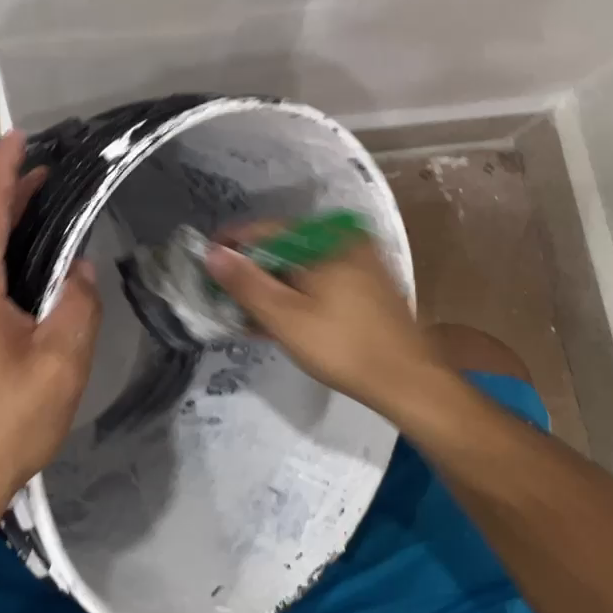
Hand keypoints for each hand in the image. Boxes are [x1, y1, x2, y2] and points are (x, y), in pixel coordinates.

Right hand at [204, 228, 444, 412]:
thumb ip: (246, 283)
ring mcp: (358, 265)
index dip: (231, 245)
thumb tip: (211, 253)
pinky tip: (274, 320)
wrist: (408, 383)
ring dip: (270, 287)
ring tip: (242, 313)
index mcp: (327, 240)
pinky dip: (294, 296)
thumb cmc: (343, 347)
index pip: (265, 229)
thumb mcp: (285, 317)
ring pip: (300, 268)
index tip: (203, 263)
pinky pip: (317, 282)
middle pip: (283, 248)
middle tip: (220, 294)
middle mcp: (344, 243)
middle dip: (250, 271)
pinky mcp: (364, 288)